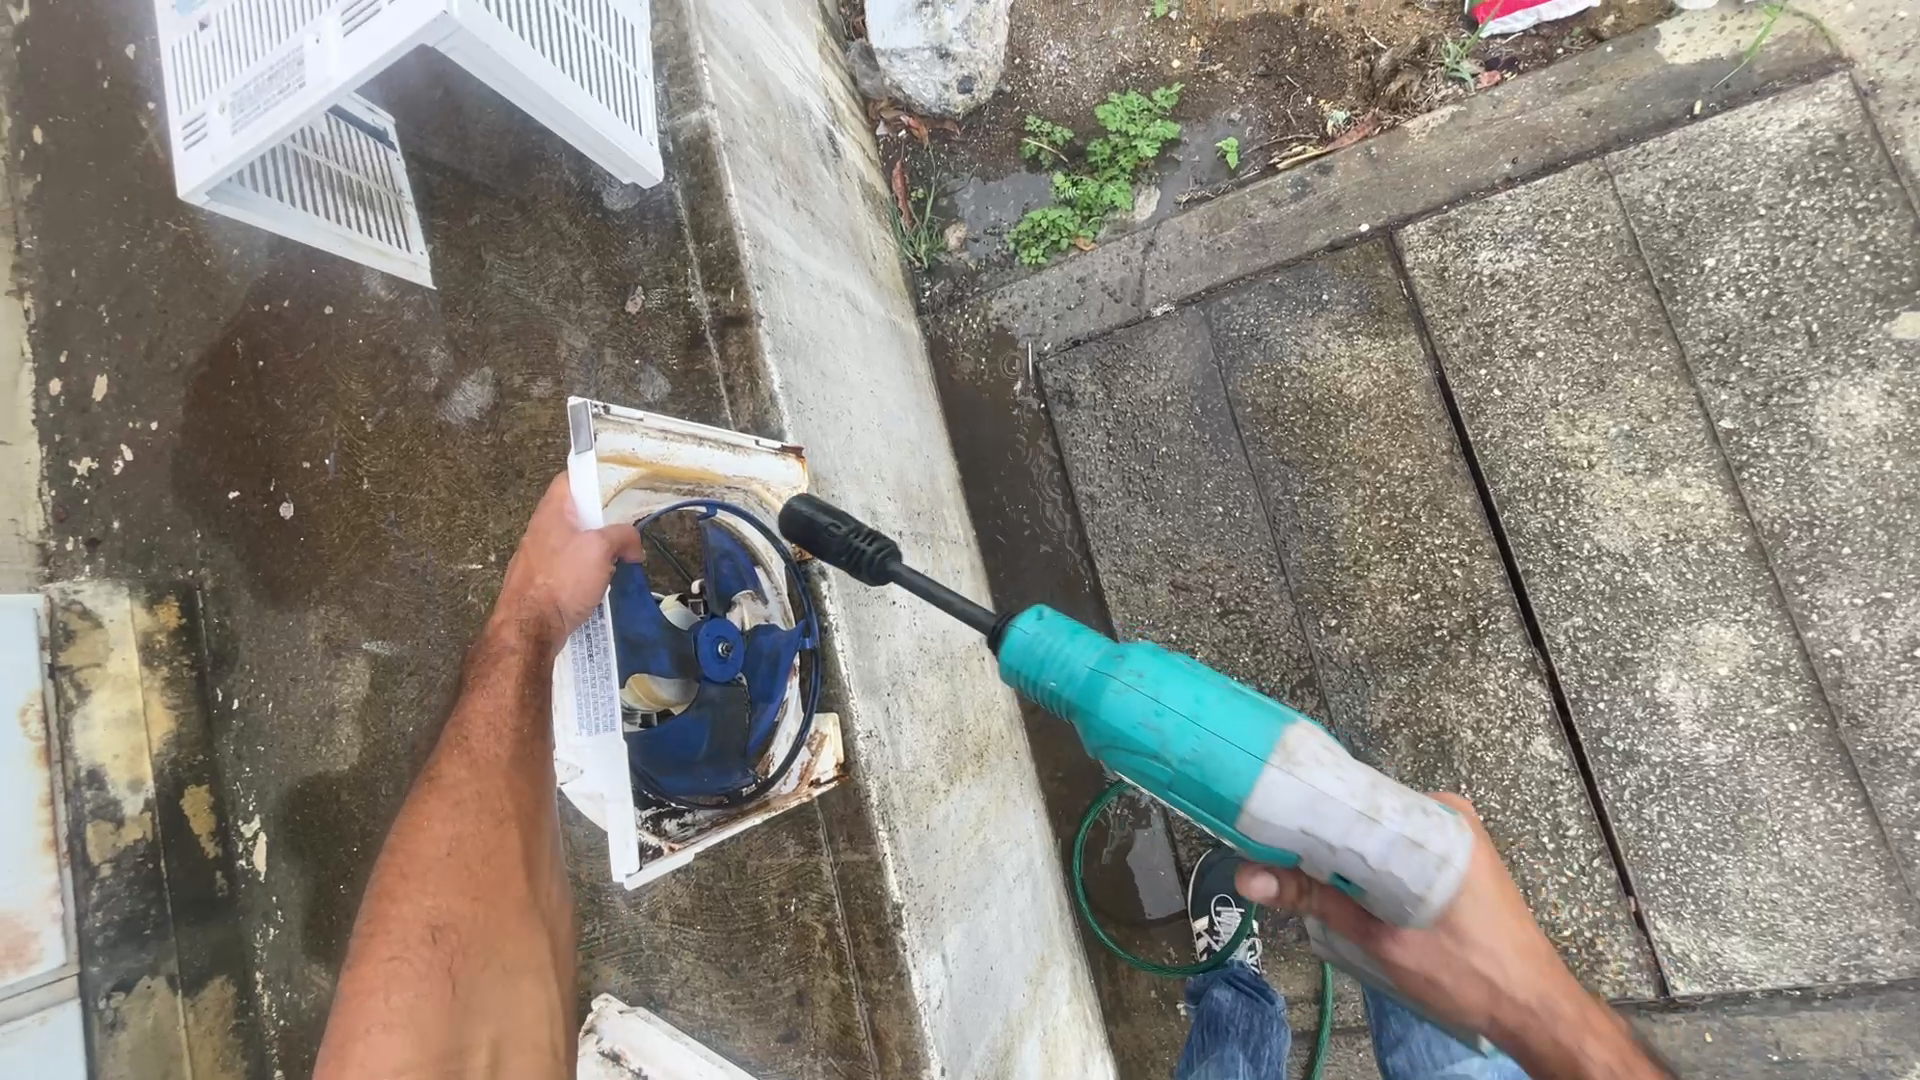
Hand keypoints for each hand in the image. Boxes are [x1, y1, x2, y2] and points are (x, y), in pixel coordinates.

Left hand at [494, 473, 642, 651]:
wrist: (530, 627)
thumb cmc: (562, 580)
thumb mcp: (601, 549)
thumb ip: (623, 536)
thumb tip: (634, 546)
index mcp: (553, 512)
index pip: (570, 478)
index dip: (593, 475)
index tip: (617, 483)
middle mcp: (542, 529)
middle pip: (577, 511)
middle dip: (604, 518)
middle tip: (628, 524)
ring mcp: (540, 556)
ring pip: (577, 539)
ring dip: (600, 546)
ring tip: (621, 556)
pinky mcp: (544, 580)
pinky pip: (572, 564)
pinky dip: (590, 567)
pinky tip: (603, 580)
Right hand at [1235, 795, 1664, 1077]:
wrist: (1540, 1015)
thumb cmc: (1469, 974)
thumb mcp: (1383, 939)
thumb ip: (1316, 901)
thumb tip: (1246, 878)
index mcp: (1435, 818)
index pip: (1353, 795)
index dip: (1306, 808)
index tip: (1266, 819)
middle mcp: (1444, 814)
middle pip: (1362, 814)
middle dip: (1322, 834)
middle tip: (1277, 852)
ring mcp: (1453, 835)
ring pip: (1376, 832)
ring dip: (1345, 852)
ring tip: (1303, 869)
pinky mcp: (1456, 857)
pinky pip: (1396, 847)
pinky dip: (1369, 863)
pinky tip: (1346, 884)